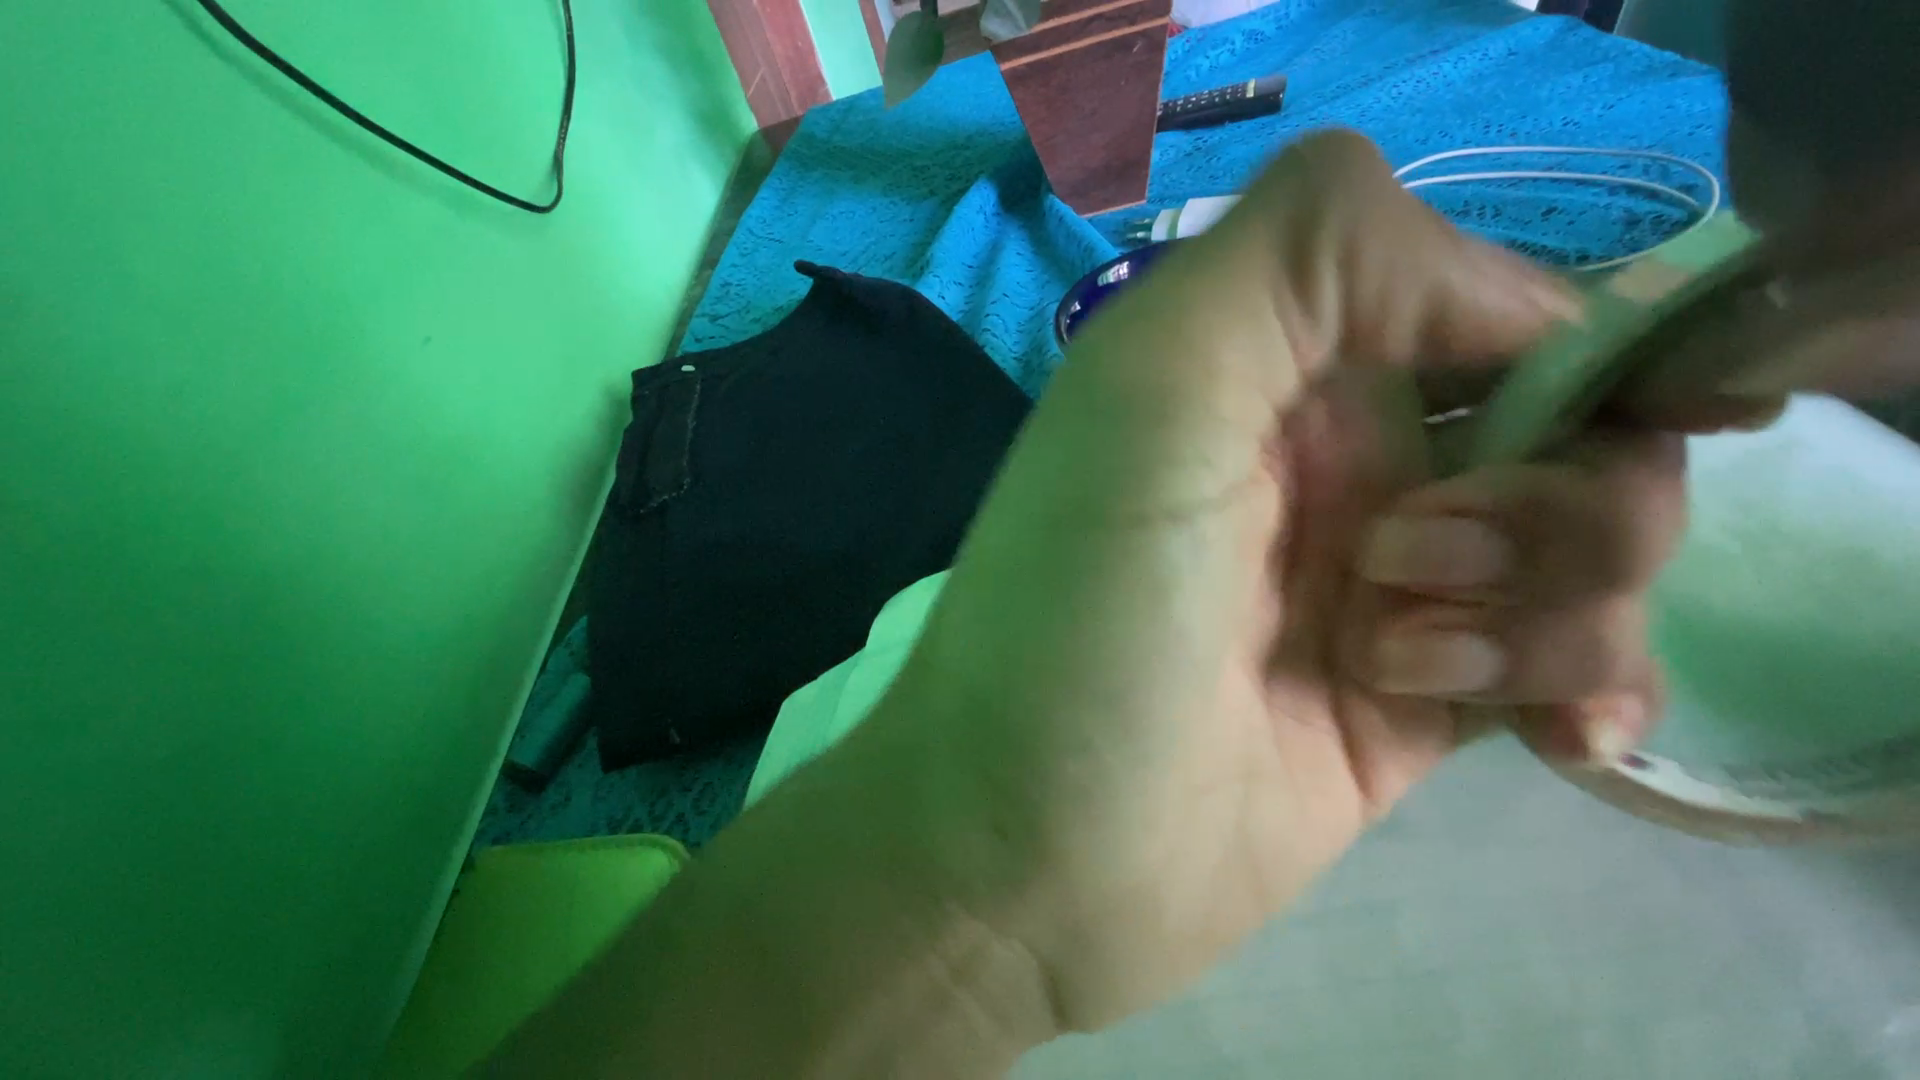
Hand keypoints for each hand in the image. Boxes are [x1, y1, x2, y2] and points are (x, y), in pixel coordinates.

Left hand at [866, 131, 1684, 1038]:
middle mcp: (1337, 464)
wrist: (1038, 849)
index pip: (1487, 300)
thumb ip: (1307, 256)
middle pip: (1571, 424)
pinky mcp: (1418, 699)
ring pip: (1591, 542)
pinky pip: (1581, 658)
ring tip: (1393, 662)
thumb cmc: (1078, 613)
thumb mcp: (1153, 386)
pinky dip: (1592, 683)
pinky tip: (1554, 735)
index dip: (1571, 337)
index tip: (1598, 404)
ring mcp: (1385, 583)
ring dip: (1547, 599)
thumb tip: (1508, 290)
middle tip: (1411, 565)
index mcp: (1276, 372)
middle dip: (1559, 494)